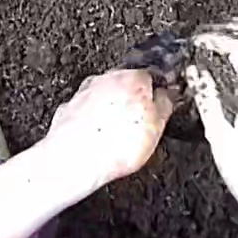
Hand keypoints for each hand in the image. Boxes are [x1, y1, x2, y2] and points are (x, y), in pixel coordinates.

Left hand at [40, 69, 173, 192]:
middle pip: (125, 84)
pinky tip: (97, 138)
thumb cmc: (114, 145)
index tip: (156, 108)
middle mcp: (106, 79)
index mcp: (132, 78)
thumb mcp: (157, 127)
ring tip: (116, 136)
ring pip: (104, 97)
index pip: (150, 77)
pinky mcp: (69, 108)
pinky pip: (87, 111)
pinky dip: (92, 121)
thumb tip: (168, 96)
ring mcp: (86, 92)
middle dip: (131, 101)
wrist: (75, 160)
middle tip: (138, 126)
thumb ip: (165, 105)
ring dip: (111, 110)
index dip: (155, 94)